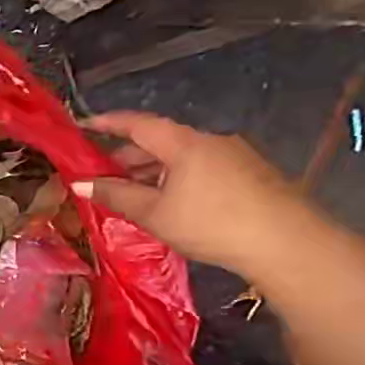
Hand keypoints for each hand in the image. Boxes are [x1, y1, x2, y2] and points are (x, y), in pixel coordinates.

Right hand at [71, 111, 323, 278]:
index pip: (138, 124)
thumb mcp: (154, 213)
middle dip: (127, 157)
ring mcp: (232, 156)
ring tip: (130, 194)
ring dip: (152, 172)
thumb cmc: (210, 223)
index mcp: (183, 143)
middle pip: (159, 142)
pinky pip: (199, 170)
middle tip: (100, 176)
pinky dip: (175, 180)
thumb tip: (80, 184)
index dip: (108, 123)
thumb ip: (116, 196)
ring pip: (180, 158)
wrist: (284, 241)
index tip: (84, 124)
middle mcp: (209, 140)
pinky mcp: (248, 175)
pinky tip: (169, 204)